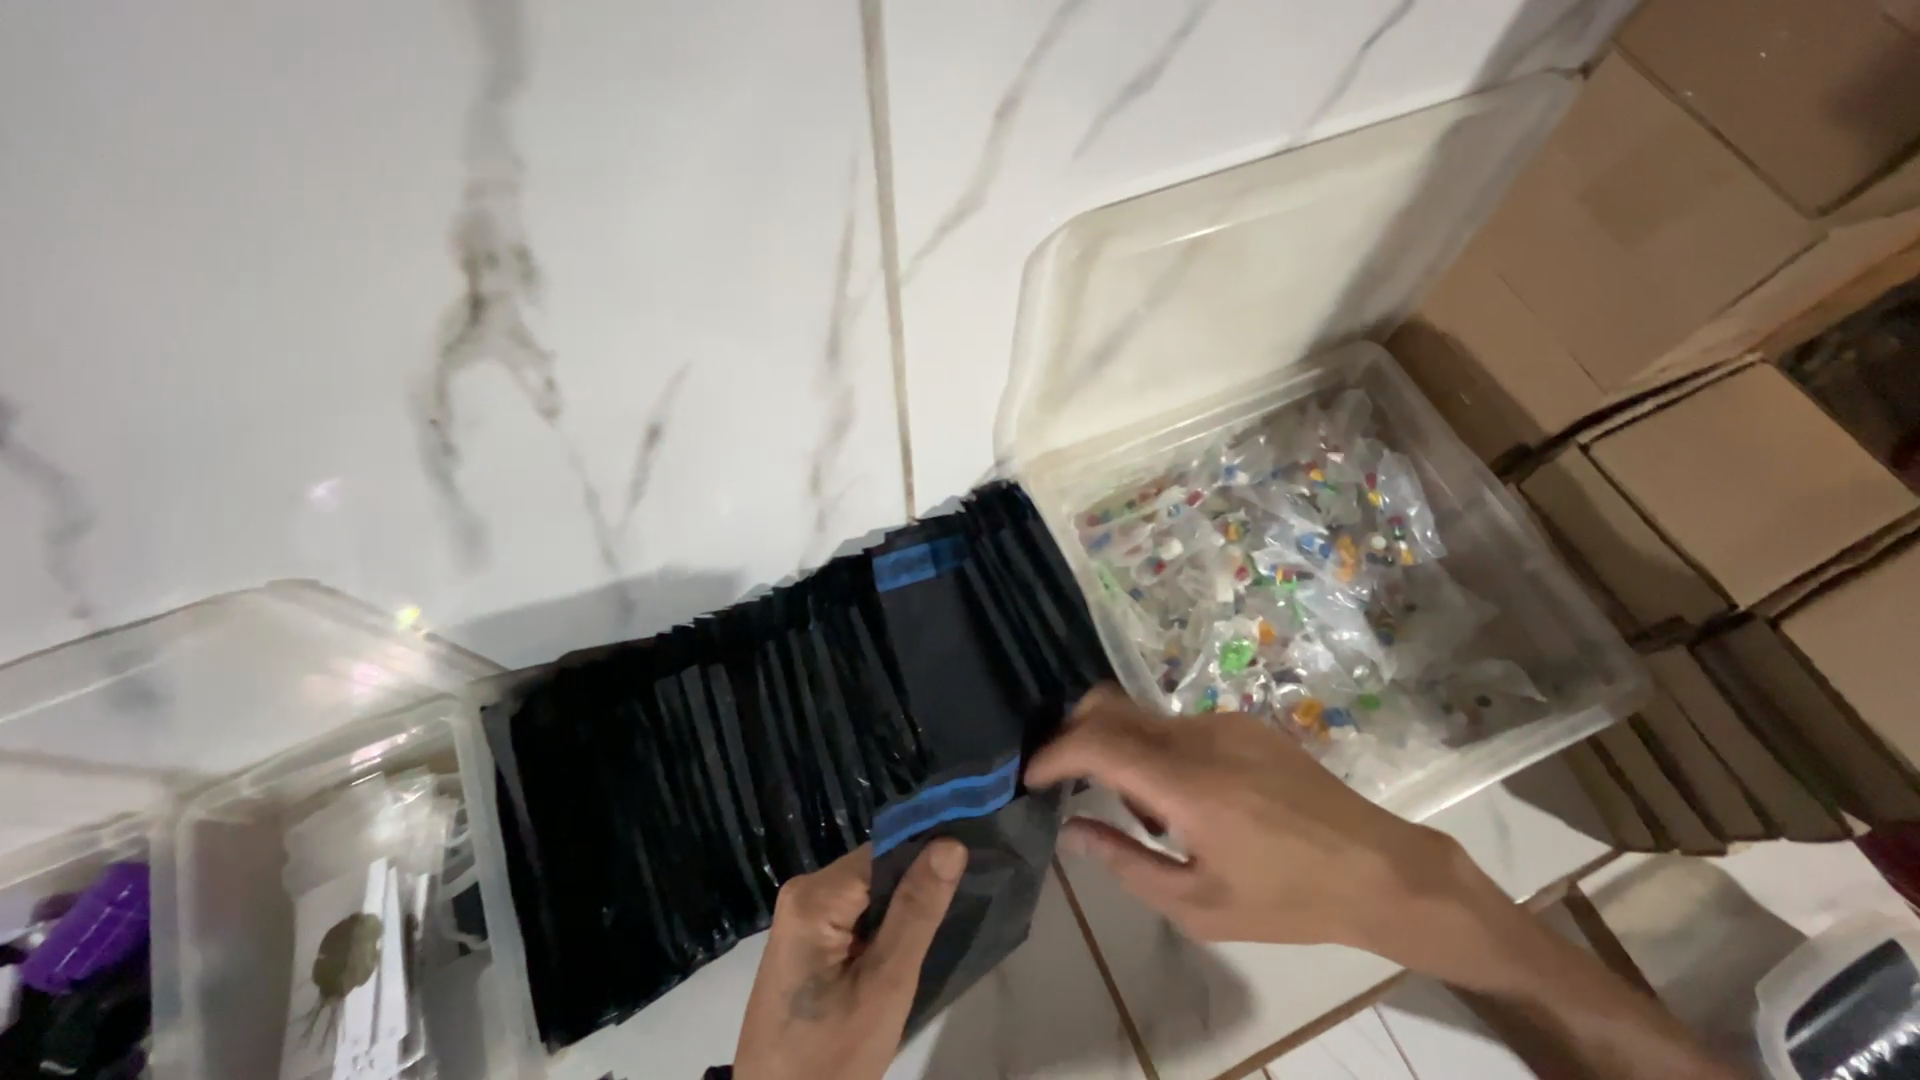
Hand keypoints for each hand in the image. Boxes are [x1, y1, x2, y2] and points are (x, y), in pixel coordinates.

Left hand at [733, 839, 968, 1079]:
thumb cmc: (833, 1055)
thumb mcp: (885, 985)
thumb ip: (917, 911)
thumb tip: (950, 844)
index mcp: (815, 897)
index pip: (885, 851)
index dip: (929, 853)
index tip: (973, 862)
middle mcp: (803, 892)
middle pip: (876, 866)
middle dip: (917, 881)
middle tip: (964, 899)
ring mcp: (801, 915)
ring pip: (869, 888)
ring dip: (903, 904)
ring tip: (945, 918)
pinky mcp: (806, 937)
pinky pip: (855, 910)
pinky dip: (883, 922)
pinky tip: (908, 941)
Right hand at [1027, 686, 1506, 981]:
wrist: (1380, 869)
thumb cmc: (1287, 899)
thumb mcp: (1198, 905)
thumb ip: (1125, 862)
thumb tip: (1072, 829)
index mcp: (1187, 783)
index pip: (1097, 742)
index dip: (1054, 753)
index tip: (1031, 777)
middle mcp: (1201, 737)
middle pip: (1110, 707)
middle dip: (1074, 735)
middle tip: (1064, 778)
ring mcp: (1226, 723)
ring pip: (1144, 716)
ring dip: (1120, 749)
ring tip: (1144, 813)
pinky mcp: (1247, 724)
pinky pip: (1179, 725)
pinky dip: (1157, 750)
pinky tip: (1183, 800)